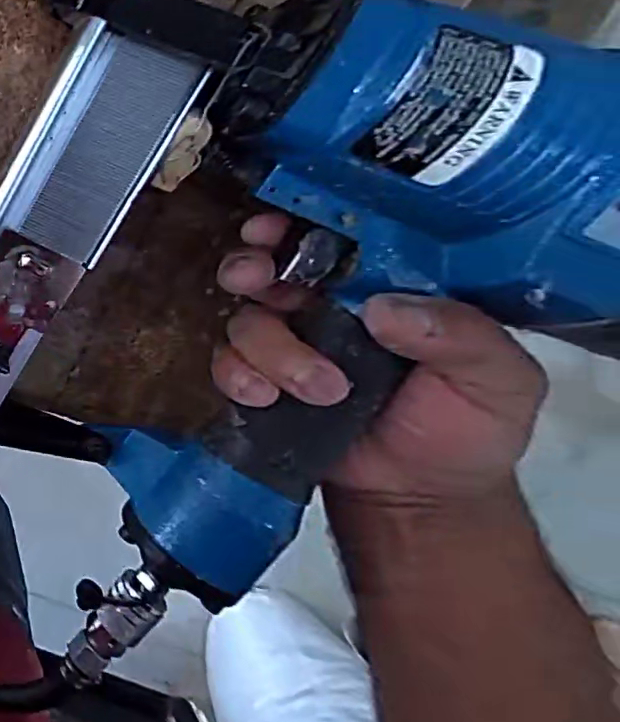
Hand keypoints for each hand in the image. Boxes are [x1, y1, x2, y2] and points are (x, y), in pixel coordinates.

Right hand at [210, 214, 546, 503]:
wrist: (413, 492)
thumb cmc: (464, 430)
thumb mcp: (499, 381)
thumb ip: (462, 336)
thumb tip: (383, 307)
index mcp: (377, 294)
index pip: (331, 245)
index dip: (292, 229)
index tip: (268, 231)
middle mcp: (319, 310)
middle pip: (264, 268)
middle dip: (248, 269)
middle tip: (254, 282)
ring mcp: (280, 342)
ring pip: (244, 319)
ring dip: (270, 351)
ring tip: (316, 391)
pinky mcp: (250, 375)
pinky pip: (223, 360)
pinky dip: (237, 376)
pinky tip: (264, 398)